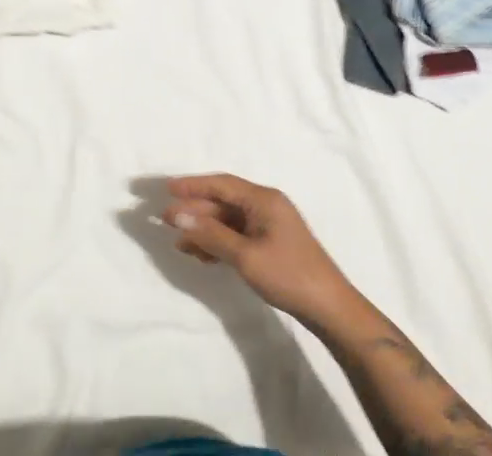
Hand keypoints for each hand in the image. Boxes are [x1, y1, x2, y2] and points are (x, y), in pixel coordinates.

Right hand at [163, 173, 357, 324]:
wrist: (328, 306)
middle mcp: (266, 205)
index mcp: (264, 199)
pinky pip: (236, 235)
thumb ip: (210, 235)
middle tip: (164, 219)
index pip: (221, 184)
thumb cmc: (288, 275)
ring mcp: (269, 225)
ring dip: (203, 229)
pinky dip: (217, 242)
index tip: (165, 188)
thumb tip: (177, 216)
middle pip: (223, 201)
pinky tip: (199, 254)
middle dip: (194, 210)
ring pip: (228, 220)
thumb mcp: (245, 256)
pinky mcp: (269, 244)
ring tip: (177, 241)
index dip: (192, 185)